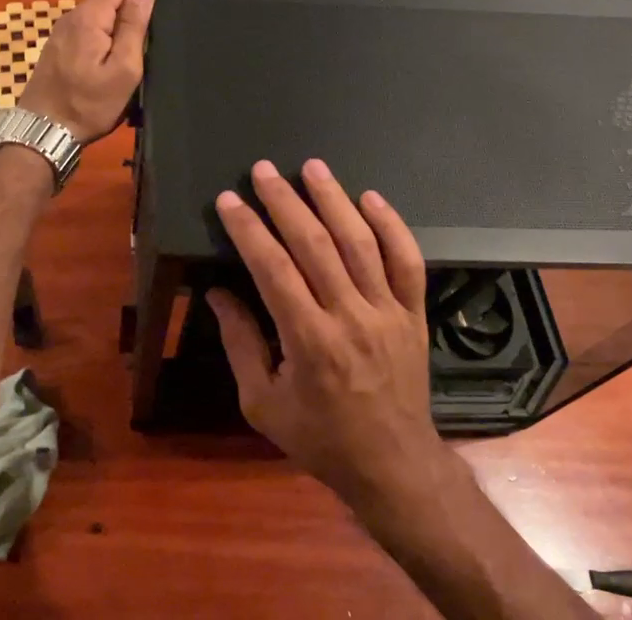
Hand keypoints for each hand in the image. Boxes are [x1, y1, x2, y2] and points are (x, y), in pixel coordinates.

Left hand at [16, 0, 154, 141]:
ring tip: (116, 68)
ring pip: (98, 16)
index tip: (143, 30)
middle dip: (126, 18)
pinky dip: (99, 45)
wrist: (43, 131)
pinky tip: (99, 73)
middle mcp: (71, 16)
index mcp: (88, 16)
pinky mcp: (57, 48)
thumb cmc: (89, 105)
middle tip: (131, 55)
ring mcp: (61, 32)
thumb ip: (134, 25)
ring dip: (113, 35)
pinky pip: (86, 32)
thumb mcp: (123, 69)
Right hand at [208, 159, 440, 502]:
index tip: (228, 200)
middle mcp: (350, 318)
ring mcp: (388, 313)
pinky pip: (408, 262)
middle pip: (316, 245)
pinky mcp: (413, 315)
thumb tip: (218, 291)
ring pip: (361, 243)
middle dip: (285, 202)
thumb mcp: (262, 403)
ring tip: (312, 167)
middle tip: (263, 170)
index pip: (273, 269)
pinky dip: (392, 226)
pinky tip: (371, 197)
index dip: (249, 229)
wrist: (392, 465)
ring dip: (335, 200)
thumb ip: (240, 343)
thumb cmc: (319, 438)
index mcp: (309, 342)